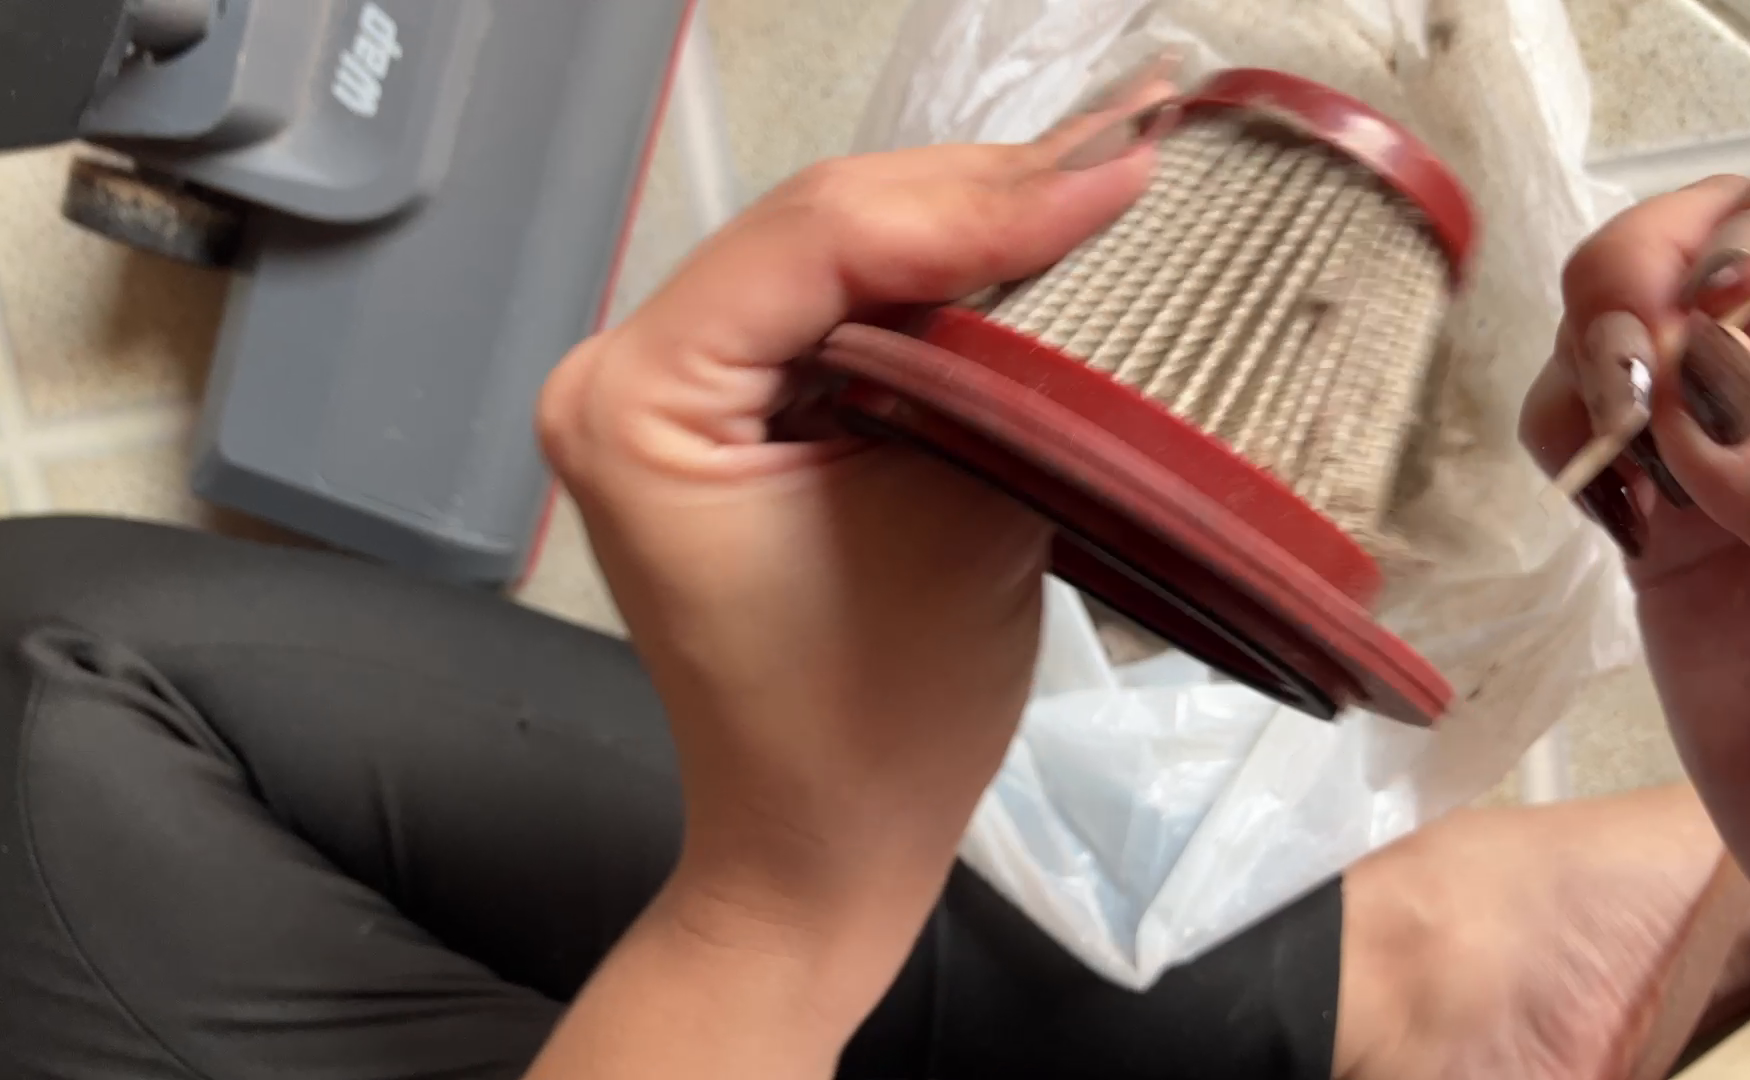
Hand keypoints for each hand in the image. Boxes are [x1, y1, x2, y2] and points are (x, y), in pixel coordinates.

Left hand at [527, 66, 1174, 1077]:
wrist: (826, 837)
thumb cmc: (881, 725)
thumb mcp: (958, 525)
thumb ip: (1009, 379)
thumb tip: (1073, 252)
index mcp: (642, 402)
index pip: (819, 237)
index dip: (980, 199)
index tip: (1118, 175)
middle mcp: (631, 375)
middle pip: (821, 232)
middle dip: (974, 197)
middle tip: (1113, 164)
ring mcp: (679, 397)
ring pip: (836, 265)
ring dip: (961, 234)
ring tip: (1081, 197)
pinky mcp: (735, 426)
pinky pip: (840, 324)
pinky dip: (935, 298)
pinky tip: (1016, 273)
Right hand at [1521, 109, 1749, 1074]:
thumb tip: (1696, 391)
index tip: (1721, 294)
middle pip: (1723, 240)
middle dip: (1648, 283)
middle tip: (1626, 368)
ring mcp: (1747, 443)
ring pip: (1628, 332)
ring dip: (1587, 367)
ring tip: (1606, 444)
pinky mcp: (1662, 508)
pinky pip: (1583, 432)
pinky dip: (1564, 442)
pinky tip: (1602, 498)